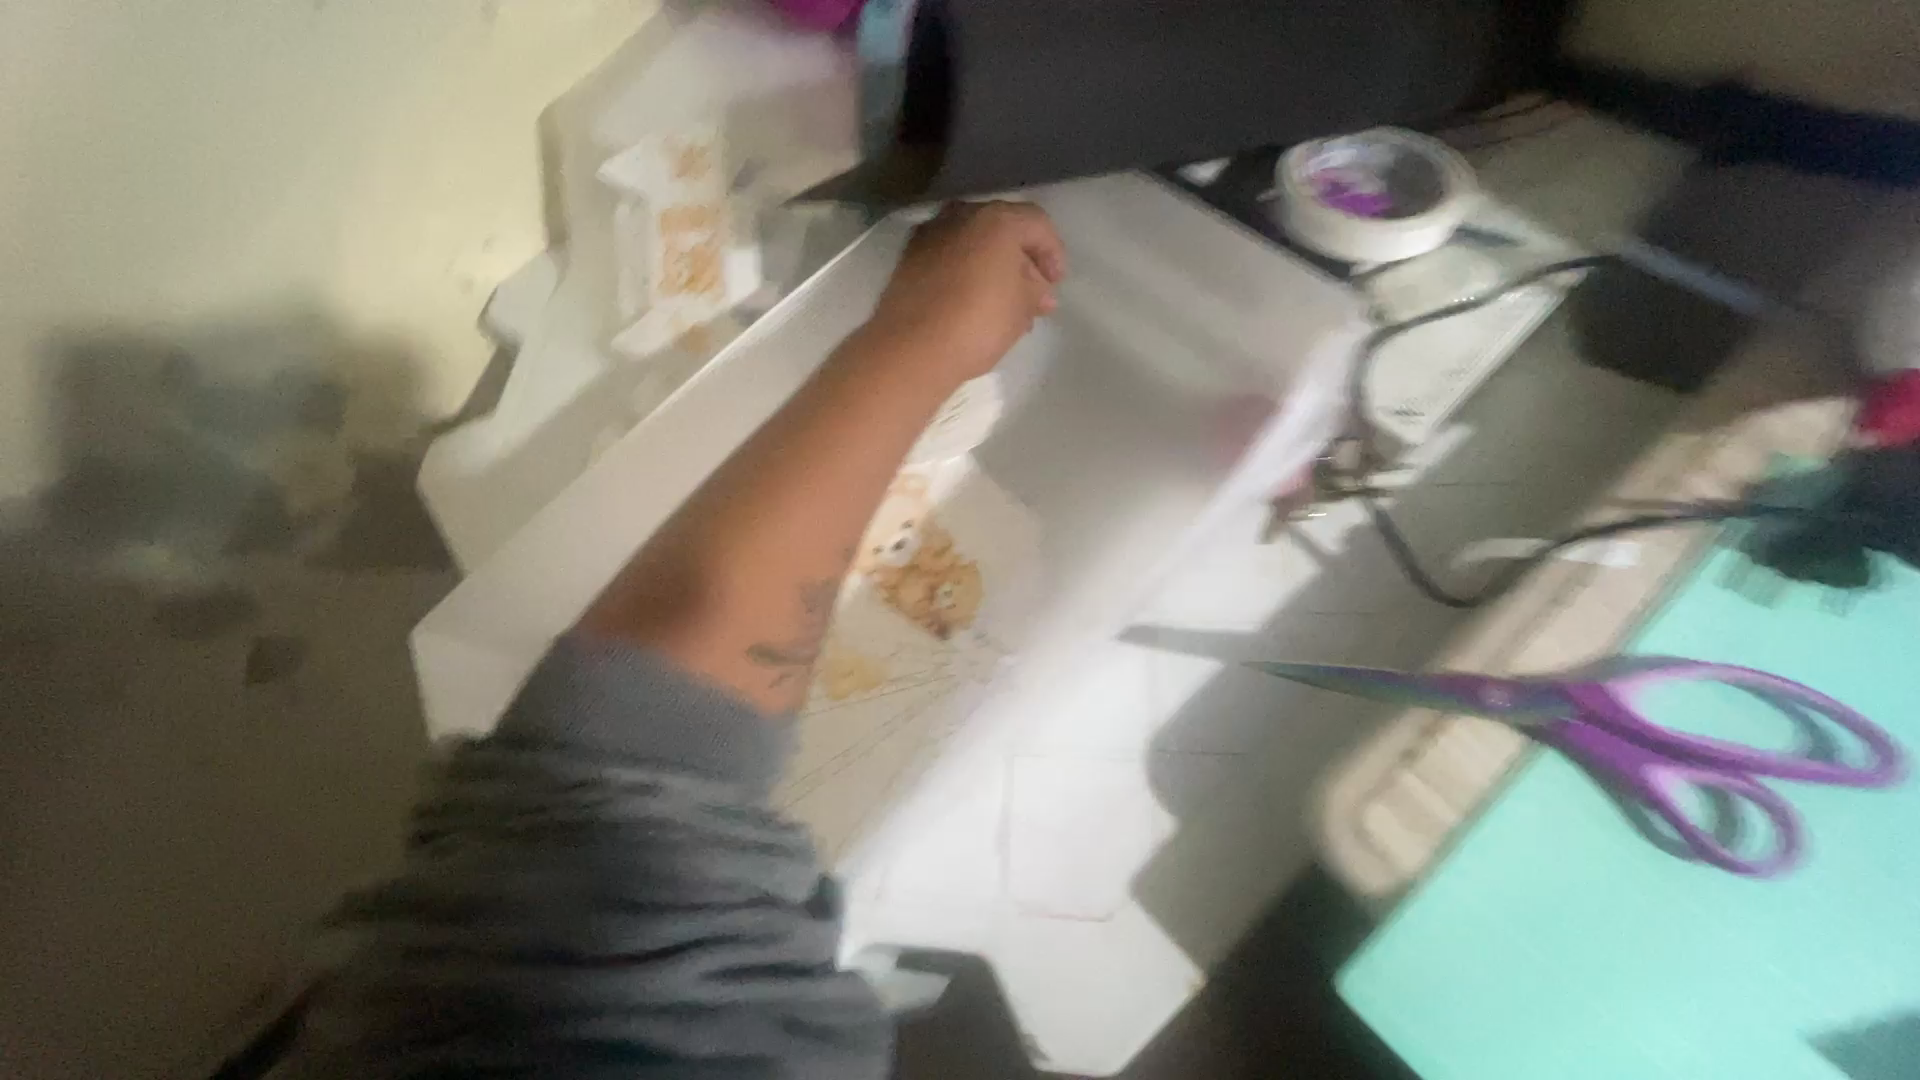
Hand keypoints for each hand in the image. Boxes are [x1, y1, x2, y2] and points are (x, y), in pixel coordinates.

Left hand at [863, 200, 1067, 383]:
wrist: (910, 349)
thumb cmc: (977, 323)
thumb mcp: (1021, 309)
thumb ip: (1036, 292)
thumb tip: (1039, 291)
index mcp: (995, 219)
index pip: (1037, 224)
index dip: (1053, 253)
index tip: (1055, 285)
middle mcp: (960, 216)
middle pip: (1001, 230)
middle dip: (1021, 261)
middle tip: (1033, 296)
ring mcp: (929, 236)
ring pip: (972, 245)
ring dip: (992, 269)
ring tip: (1004, 305)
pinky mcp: (907, 260)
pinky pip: (949, 260)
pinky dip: (965, 274)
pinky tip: (973, 304)